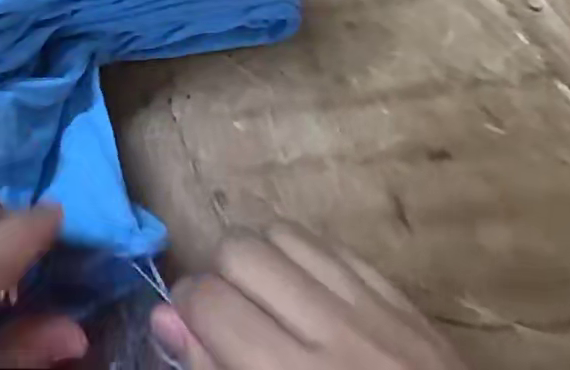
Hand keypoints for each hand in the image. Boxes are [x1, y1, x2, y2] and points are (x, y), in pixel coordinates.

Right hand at [154, 225, 465, 369]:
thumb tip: (164, 318)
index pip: (209, 301)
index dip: (186, 307)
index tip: (191, 327)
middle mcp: (338, 337)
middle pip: (239, 249)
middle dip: (220, 276)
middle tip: (231, 314)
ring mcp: (378, 313)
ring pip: (281, 232)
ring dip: (260, 258)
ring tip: (267, 296)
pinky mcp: (405, 303)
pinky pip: (332, 245)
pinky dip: (304, 258)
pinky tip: (306, 290)